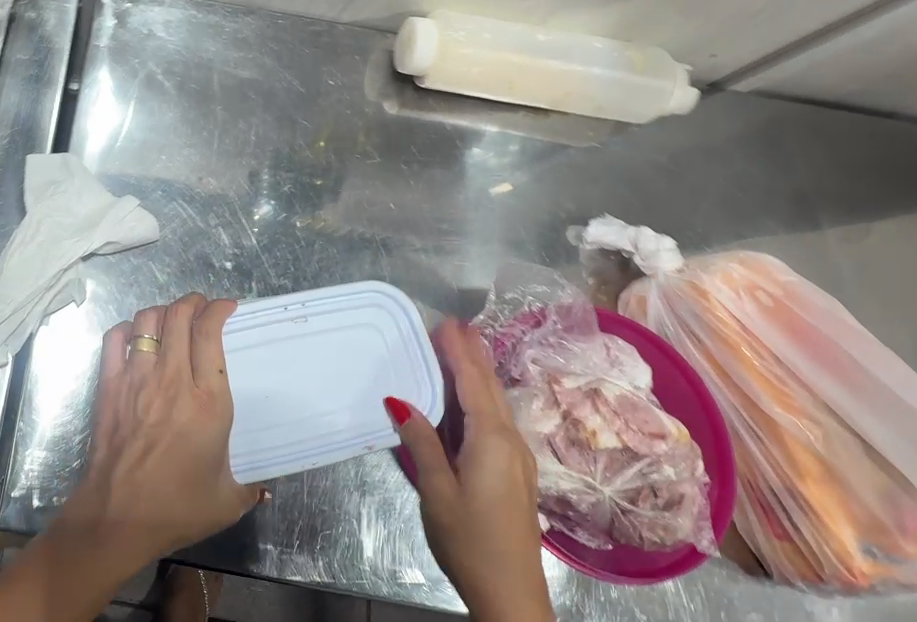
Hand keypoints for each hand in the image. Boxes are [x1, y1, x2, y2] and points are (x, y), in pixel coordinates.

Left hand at [0, 295, 260, 621]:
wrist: (118, 516)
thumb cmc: (177, 508)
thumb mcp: (227, 502)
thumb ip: (250, 488)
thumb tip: (265, 488)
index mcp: (208, 401)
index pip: (210, 333)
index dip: (218, 310)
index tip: (226, 307)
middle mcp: (173, 379)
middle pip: (179, 317)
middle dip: (193, 302)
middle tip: (201, 306)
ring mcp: (136, 378)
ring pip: (147, 321)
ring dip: (163, 311)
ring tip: (171, 317)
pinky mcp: (108, 385)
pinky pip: (114, 339)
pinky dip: (127, 328)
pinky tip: (135, 335)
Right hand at [386, 319, 552, 621]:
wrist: (512, 594)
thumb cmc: (470, 540)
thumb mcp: (437, 490)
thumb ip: (421, 442)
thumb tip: (400, 400)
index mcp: (491, 440)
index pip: (473, 383)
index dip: (460, 351)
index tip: (447, 322)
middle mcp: (510, 441)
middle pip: (490, 388)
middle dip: (473, 355)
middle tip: (455, 326)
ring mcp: (517, 459)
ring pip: (496, 404)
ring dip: (478, 375)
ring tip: (460, 351)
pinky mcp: (515, 474)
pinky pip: (497, 421)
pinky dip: (481, 398)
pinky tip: (468, 401)